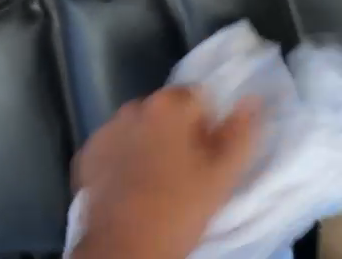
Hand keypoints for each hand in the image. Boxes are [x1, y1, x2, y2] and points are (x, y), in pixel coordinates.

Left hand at [70, 87, 260, 258]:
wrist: (124, 247)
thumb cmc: (179, 209)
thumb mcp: (222, 176)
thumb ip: (241, 133)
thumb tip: (253, 100)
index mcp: (169, 104)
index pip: (199, 98)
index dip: (208, 126)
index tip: (207, 156)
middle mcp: (135, 105)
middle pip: (167, 110)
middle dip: (178, 132)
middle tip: (185, 172)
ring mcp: (107, 127)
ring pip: (139, 126)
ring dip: (150, 142)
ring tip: (157, 182)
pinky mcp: (88, 151)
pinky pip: (115, 145)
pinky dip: (123, 158)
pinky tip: (131, 186)